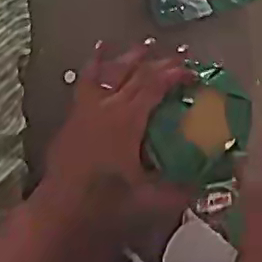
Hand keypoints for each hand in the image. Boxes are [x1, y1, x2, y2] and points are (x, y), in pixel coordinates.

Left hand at [39, 41, 192, 220]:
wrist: (56, 217)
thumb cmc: (103, 207)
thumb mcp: (147, 202)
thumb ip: (178, 191)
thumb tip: (204, 185)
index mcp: (128, 119)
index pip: (156, 86)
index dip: (175, 75)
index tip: (194, 73)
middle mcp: (108, 106)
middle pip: (137, 74)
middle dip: (161, 62)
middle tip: (181, 55)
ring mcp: (88, 108)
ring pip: (112, 71)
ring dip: (132, 57)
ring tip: (147, 45)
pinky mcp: (74, 116)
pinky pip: (87, 80)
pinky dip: (96, 63)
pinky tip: (100, 49)